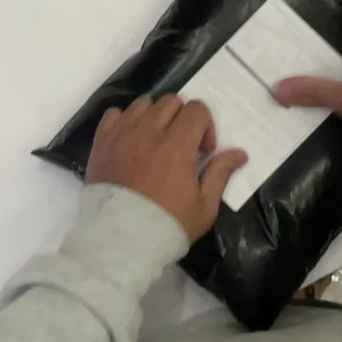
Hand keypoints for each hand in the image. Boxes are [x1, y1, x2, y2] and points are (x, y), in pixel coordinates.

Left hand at [85, 95, 247, 241]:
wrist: (121, 240)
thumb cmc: (167, 225)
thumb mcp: (204, 206)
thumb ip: (220, 174)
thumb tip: (240, 153)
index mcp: (177, 146)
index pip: (197, 109)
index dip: (206, 126)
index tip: (203, 151)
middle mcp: (149, 132)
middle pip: (170, 101)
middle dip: (182, 118)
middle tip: (181, 144)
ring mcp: (122, 134)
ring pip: (142, 103)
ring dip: (154, 116)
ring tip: (154, 140)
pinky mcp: (101, 142)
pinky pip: (113, 113)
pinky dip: (125, 120)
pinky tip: (130, 139)